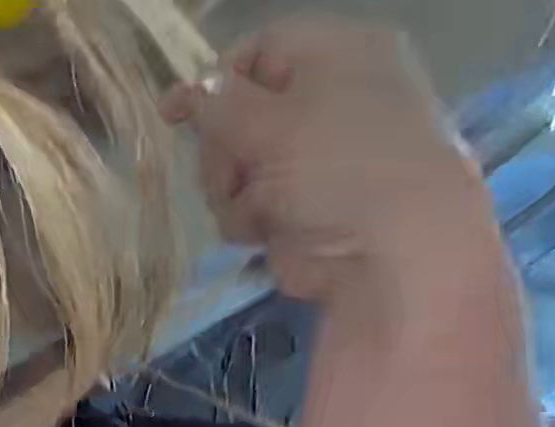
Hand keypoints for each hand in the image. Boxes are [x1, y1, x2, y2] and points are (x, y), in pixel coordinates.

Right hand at [161, 16, 495, 301]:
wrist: (381, 248)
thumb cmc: (338, 168)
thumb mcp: (274, 124)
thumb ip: (219, 105)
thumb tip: (184, 90)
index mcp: (333, 58)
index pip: (258, 50)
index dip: (215, 82)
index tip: (174, 114)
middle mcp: (317, 103)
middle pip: (232, 116)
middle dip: (221, 150)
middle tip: (235, 170)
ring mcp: (300, 159)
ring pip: (228, 168)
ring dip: (229, 192)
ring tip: (259, 205)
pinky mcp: (284, 205)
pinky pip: (237, 205)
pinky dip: (243, 218)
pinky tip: (265, 227)